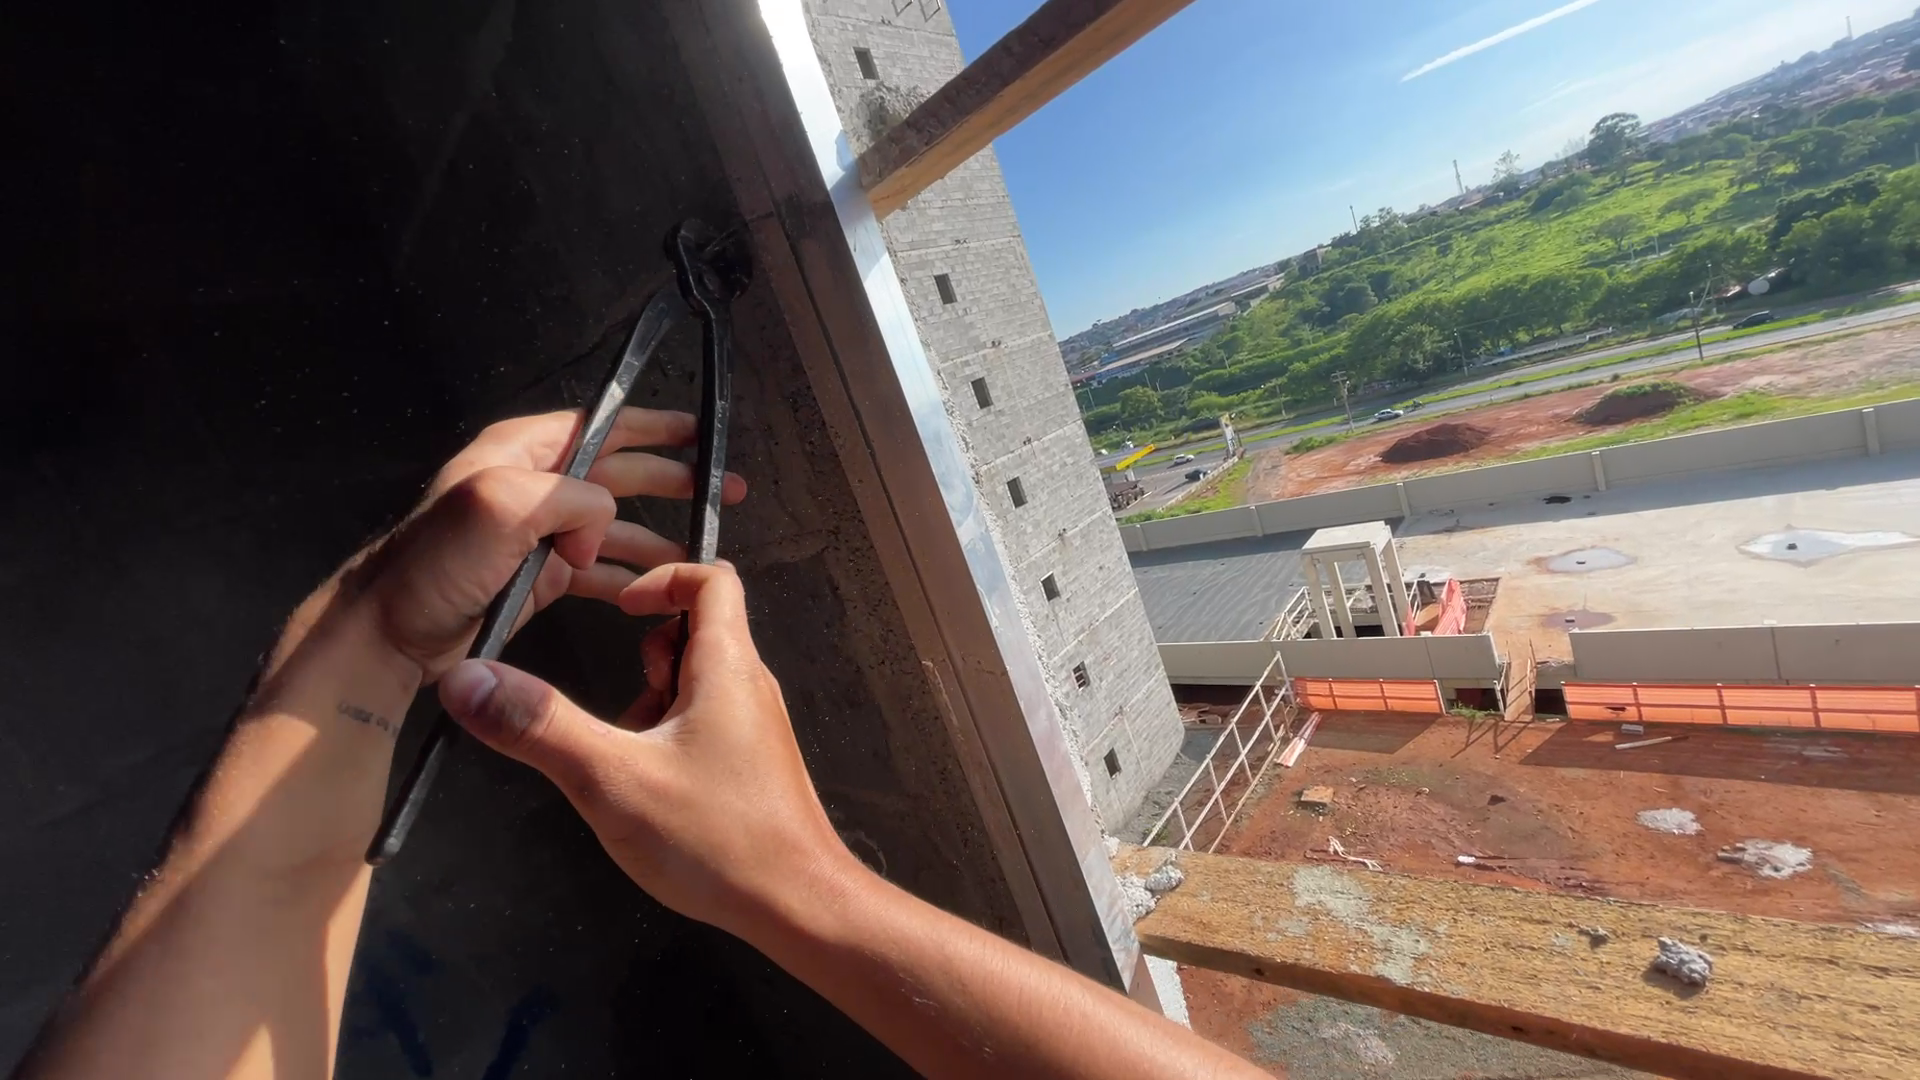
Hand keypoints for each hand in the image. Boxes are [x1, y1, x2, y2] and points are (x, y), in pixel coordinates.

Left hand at [351, 408, 746, 682]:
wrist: (391, 633)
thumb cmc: (440, 563)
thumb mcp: (504, 504)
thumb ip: (572, 497)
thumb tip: (600, 526)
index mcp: (526, 453)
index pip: (604, 425)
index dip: (656, 428)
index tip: (699, 434)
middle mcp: (538, 486)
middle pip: (621, 473)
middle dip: (673, 480)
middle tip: (724, 491)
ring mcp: (541, 533)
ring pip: (617, 524)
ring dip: (659, 535)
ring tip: (700, 550)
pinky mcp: (543, 574)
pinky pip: (602, 566)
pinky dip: (631, 573)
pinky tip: (658, 585)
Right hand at [435, 562, 853, 938]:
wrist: (795, 900)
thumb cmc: (713, 835)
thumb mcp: (613, 779)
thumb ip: (541, 726)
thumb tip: (466, 677)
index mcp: (729, 663)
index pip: (711, 578)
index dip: (662, 578)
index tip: (618, 608)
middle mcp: (749, 681)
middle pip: (698, 628)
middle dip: (649, 656)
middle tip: (629, 716)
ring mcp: (754, 720)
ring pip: (696, 678)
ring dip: (654, 702)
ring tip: (640, 761)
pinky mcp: (752, 755)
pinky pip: (705, 717)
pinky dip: (670, 733)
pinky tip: (657, 788)